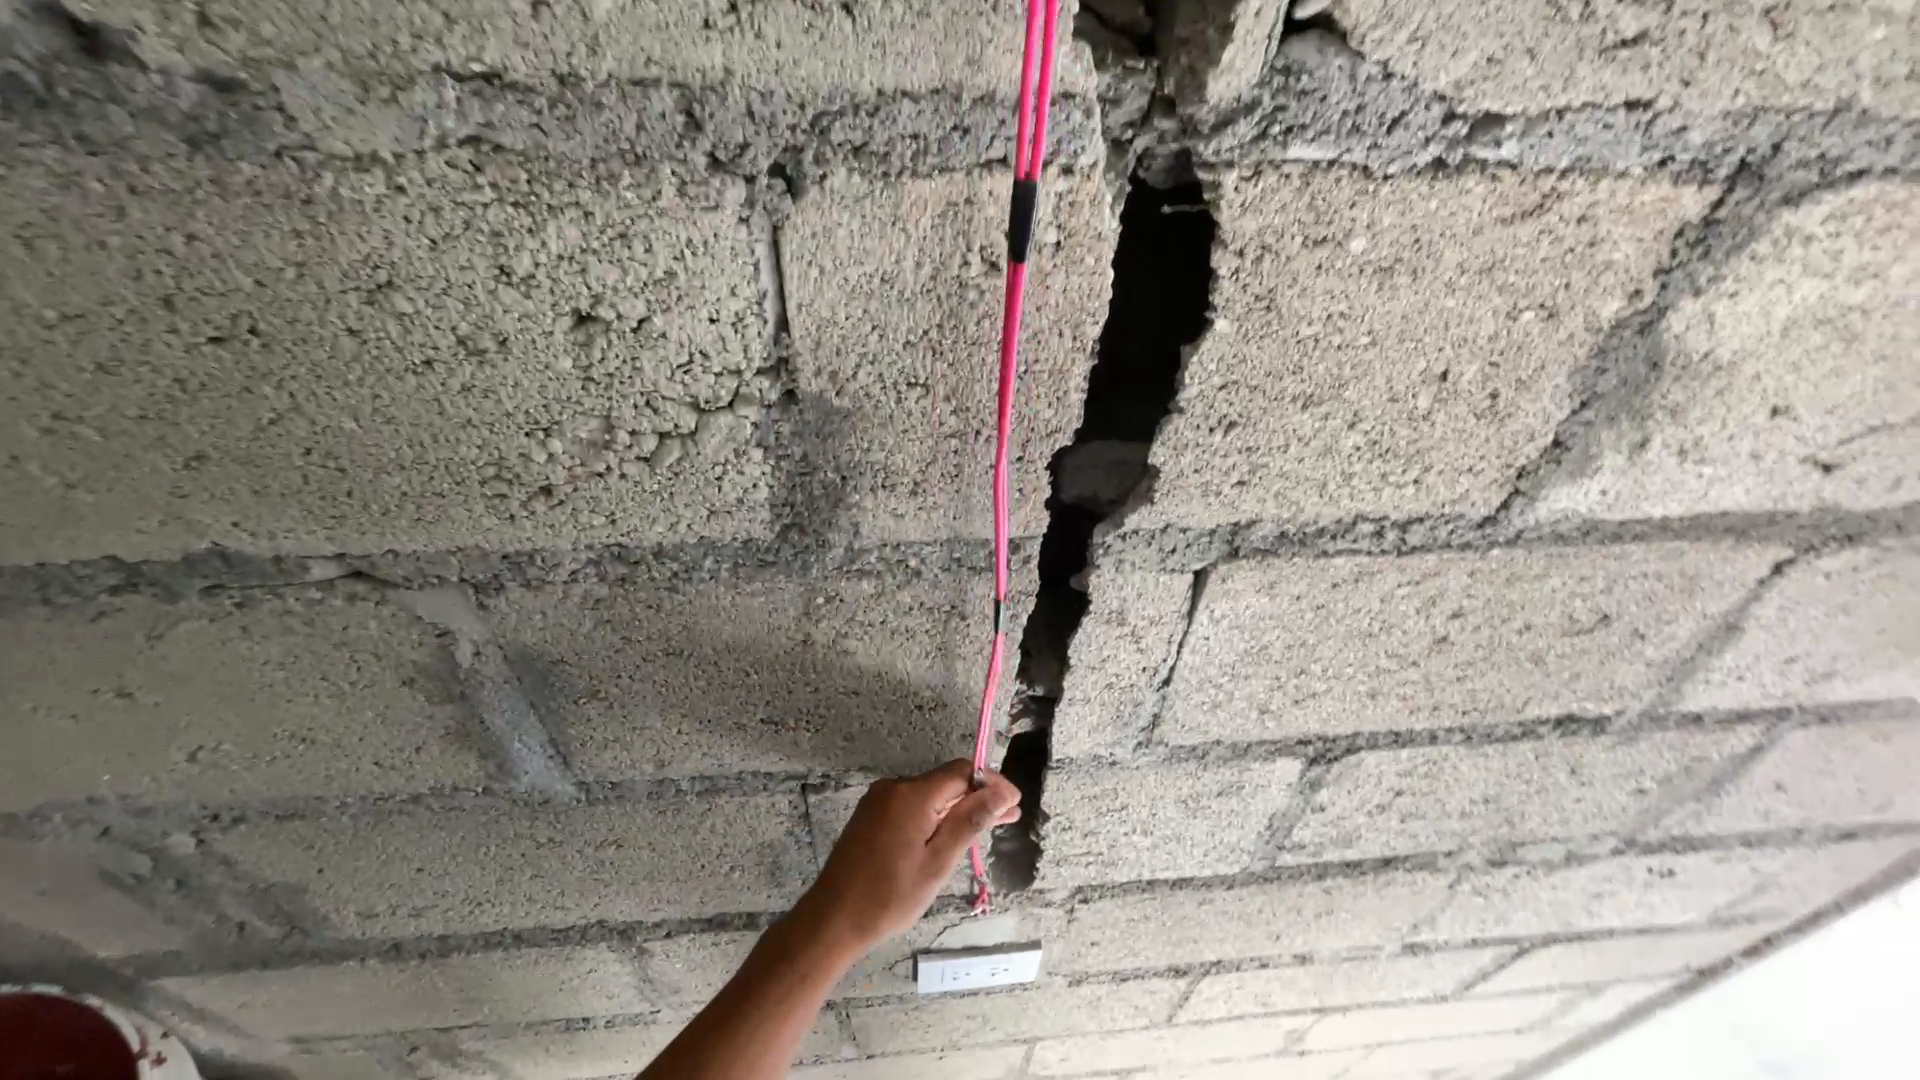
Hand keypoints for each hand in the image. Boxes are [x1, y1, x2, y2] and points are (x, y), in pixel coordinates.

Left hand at [795, 760, 1022, 952]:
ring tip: (985, 829)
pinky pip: (912, 804)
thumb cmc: (889, 897)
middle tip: (1009, 819)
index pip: (963, 772)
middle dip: (979, 796)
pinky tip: (950, 834)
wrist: (833, 919)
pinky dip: (935, 814)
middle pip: (947, 781)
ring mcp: (879, 800)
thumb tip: (1000, 792)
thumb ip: (969, 822)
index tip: (1014, 805)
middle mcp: (894, 787)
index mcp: (912, 795)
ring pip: (931, 793)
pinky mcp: (871, 814)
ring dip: (958, 807)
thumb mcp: (938, 863)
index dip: (992, 784)